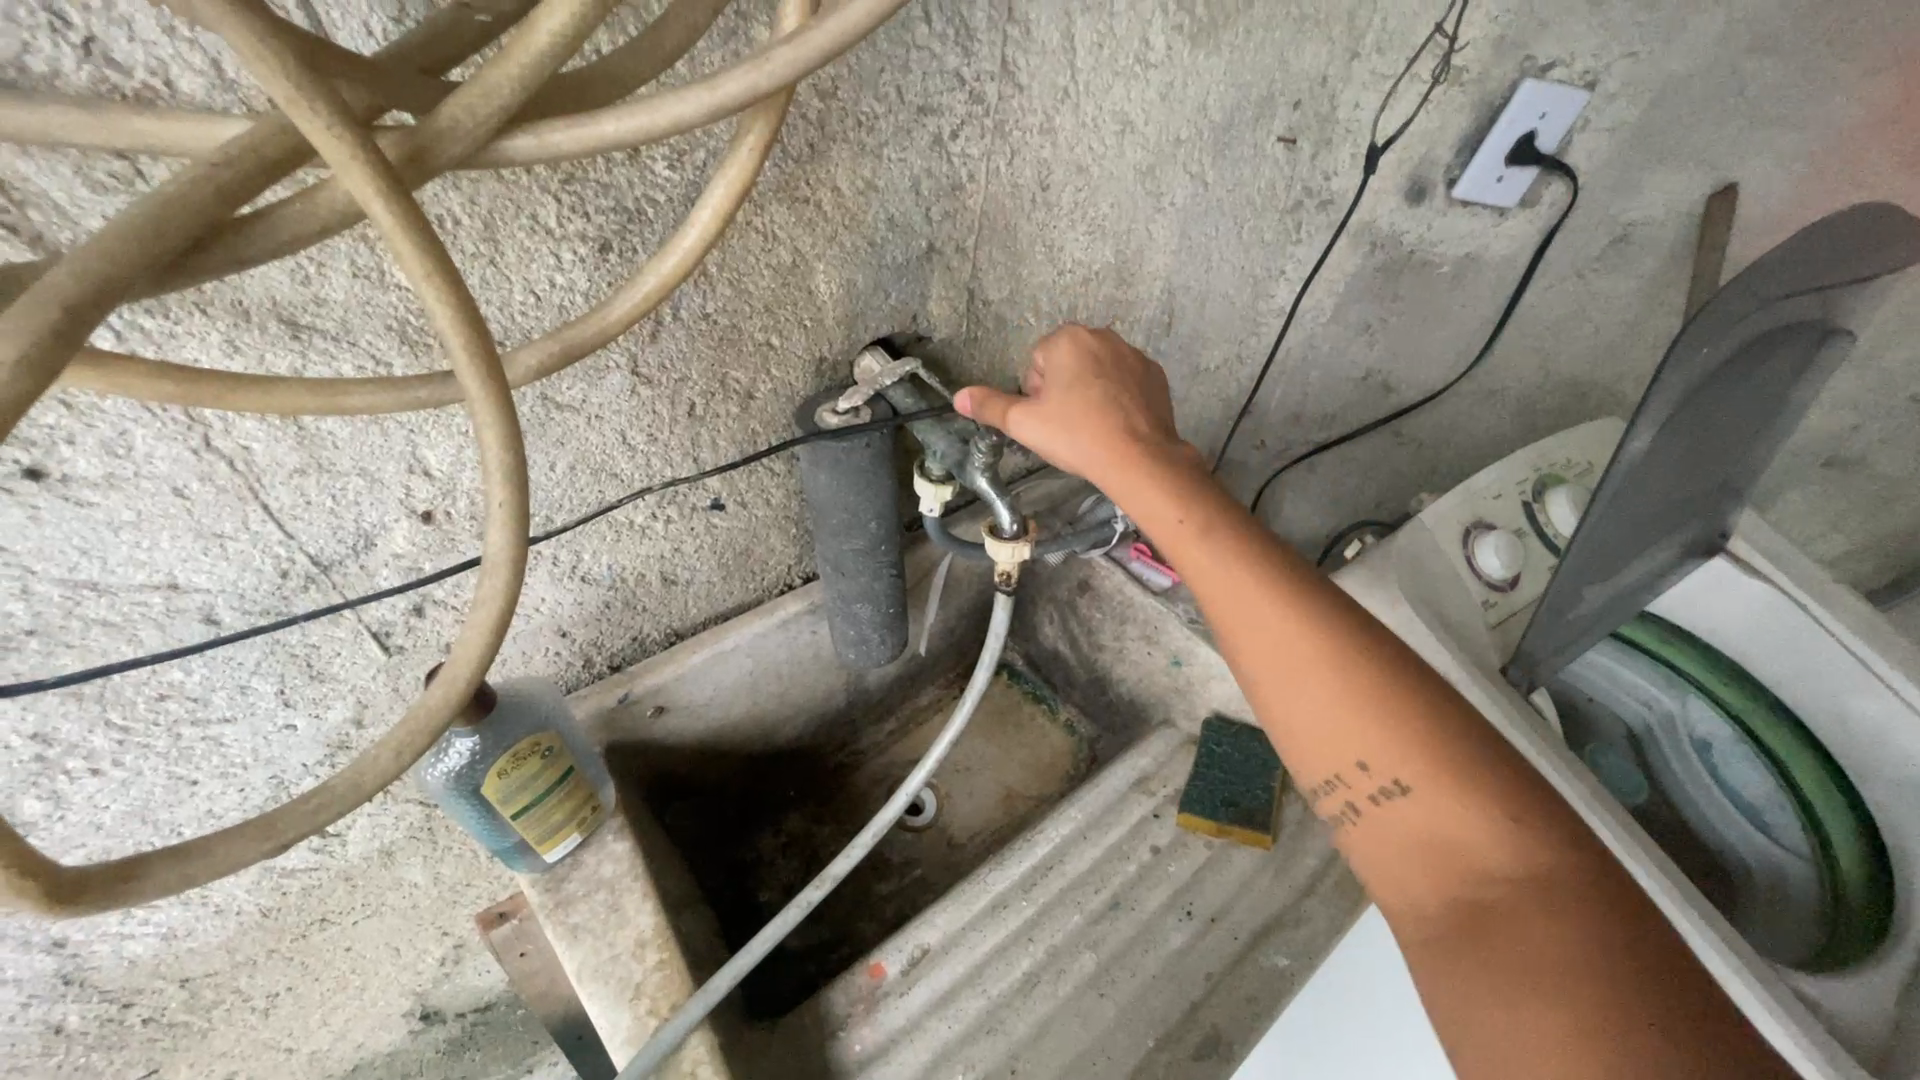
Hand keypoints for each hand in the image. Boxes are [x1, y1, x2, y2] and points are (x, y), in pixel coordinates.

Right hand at [955, 324, 1200, 492]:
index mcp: (1067, 339)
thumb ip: (990, 406)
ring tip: (1093, 427)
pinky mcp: (1155, 374)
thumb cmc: (1076, 436)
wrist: (1138, 458)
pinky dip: (1118, 399)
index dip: (1036, 395)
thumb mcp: (1024, 423)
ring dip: (1090, 393)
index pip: (1036, 364)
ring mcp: (1133, 354)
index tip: (1049, 418)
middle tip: (1068, 425)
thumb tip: (958, 397)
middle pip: (1067, 364)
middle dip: (1063, 390)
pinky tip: (1117, 425)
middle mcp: (1102, 336)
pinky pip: (1125, 382)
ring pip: (1096, 372)